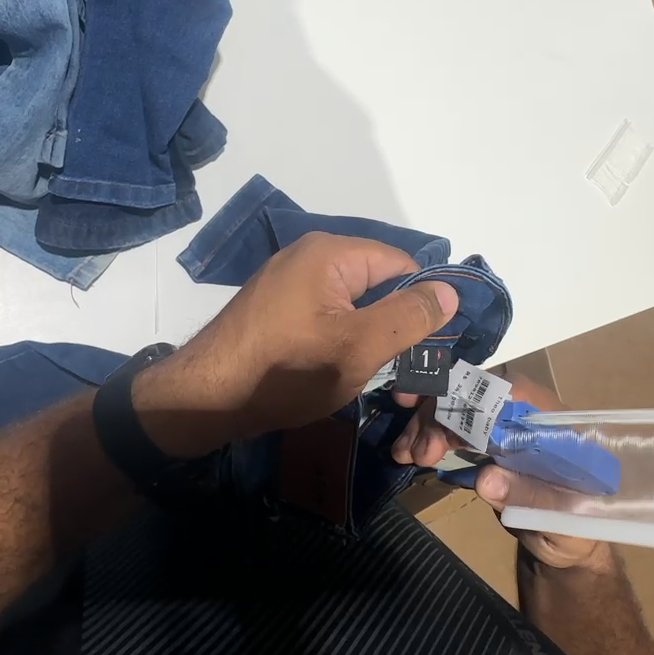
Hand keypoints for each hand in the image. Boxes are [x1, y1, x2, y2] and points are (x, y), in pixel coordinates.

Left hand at [132, 233, 458, 456]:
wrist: (203, 401)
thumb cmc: (285, 372)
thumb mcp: (358, 347)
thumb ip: (408, 317)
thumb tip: (450, 290)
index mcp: (330, 253)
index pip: (400, 265)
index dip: (422, 303)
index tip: (434, 347)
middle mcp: (308, 256)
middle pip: (376, 283)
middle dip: (394, 325)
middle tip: (407, 374)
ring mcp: (287, 282)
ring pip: (351, 304)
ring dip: (368, 338)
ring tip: (376, 378)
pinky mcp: (274, 309)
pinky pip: (324, 315)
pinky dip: (339, 340)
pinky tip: (339, 372)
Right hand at [390, 378, 612, 572]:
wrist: (564, 546)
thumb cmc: (574, 531)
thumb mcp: (561, 520)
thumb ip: (528, 497)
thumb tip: (486, 478)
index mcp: (555, 422)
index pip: (512, 392)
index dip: (473, 401)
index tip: (441, 427)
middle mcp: (528, 411)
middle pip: (477, 394)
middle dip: (440, 414)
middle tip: (416, 451)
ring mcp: (504, 422)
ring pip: (458, 404)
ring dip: (426, 422)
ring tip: (403, 452)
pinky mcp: (486, 436)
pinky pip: (453, 422)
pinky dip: (428, 430)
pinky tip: (408, 446)